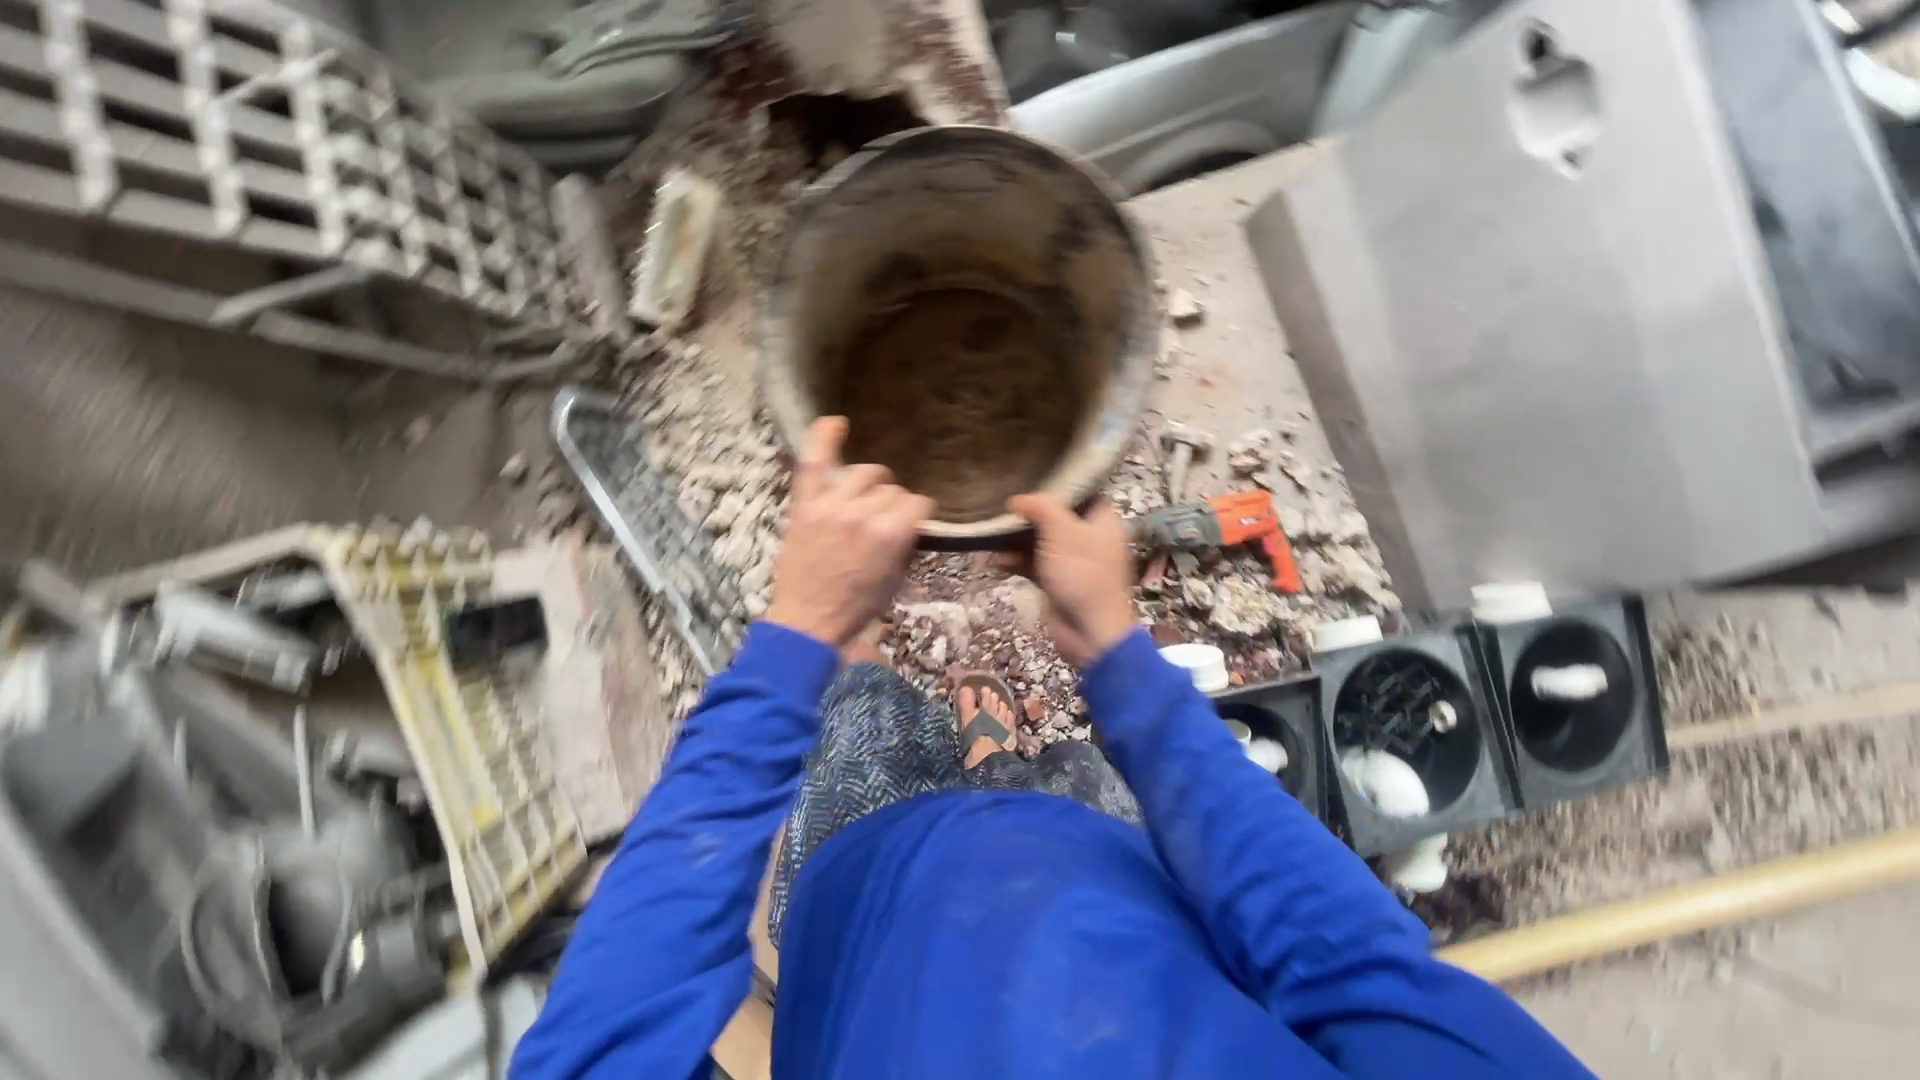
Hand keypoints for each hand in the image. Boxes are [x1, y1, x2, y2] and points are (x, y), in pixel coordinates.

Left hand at [765, 417, 935, 646]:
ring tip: (864, 497)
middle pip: (890, 488)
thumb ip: (905, 542)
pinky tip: (837, 422)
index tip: (914, 522)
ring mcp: (831, 505)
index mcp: (892, 534)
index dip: (918, 513)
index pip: (917, 503)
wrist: (808, 622)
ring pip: (862, 472)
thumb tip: (910, 520)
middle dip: (892, 503)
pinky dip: (824, 438)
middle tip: (882, 522)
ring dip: (869, 483)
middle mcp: (863, 513)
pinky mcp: (805, 506)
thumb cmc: (857, 607)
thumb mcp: (896, 578)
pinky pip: (814, 462)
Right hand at [1004, 493, 1136, 667]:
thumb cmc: (1081, 575)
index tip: (1029, 483)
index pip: (1082, 494)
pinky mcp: (1058, 583)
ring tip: (991, 537)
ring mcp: (1074, 563)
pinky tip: (996, 561)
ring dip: (1016, 541)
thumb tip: (1018, 499)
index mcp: (1102, 522)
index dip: (1057, 488)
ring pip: (1042, 543)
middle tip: (1003, 510)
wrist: (1090, 633)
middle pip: (1056, 519)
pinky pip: (1035, 565)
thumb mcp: (1062, 533)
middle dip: (1028, 517)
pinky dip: (1017, 562)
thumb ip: (1041, 508)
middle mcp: (1090, 539)